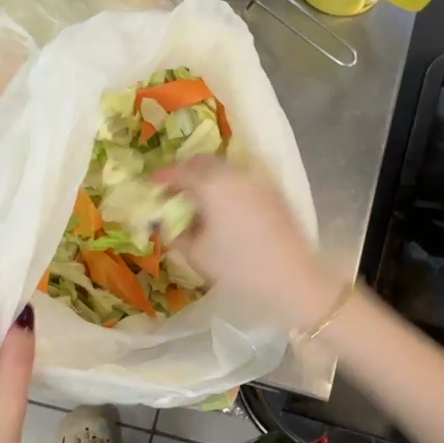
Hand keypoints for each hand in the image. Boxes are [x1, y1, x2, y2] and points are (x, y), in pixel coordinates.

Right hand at [154, 157, 341, 331]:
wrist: (293, 280)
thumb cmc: (239, 268)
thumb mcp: (198, 255)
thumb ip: (177, 235)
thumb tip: (167, 223)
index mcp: (213, 185)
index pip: (180, 171)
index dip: (162, 177)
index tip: (150, 184)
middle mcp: (236, 175)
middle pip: (204, 162)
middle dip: (186, 172)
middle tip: (172, 189)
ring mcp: (258, 182)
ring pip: (225, 170)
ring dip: (207, 178)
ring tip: (197, 200)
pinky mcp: (274, 194)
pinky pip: (242, 181)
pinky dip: (226, 186)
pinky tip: (222, 208)